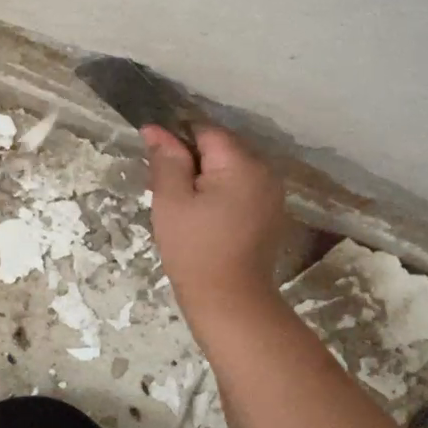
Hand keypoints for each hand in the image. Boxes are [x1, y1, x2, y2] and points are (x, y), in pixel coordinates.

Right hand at [143, 124, 288, 315]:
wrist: (229, 299)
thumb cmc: (194, 248)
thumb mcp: (171, 201)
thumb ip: (166, 160)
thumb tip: (155, 128)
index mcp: (242, 164)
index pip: (205, 132)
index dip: (177, 142)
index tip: (156, 166)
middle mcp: (265, 171)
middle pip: (221, 149)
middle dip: (192, 162)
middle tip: (164, 191)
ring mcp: (272, 194)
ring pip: (230, 170)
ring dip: (205, 179)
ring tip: (181, 207)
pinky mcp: (270, 214)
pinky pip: (241, 190)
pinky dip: (220, 195)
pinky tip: (202, 219)